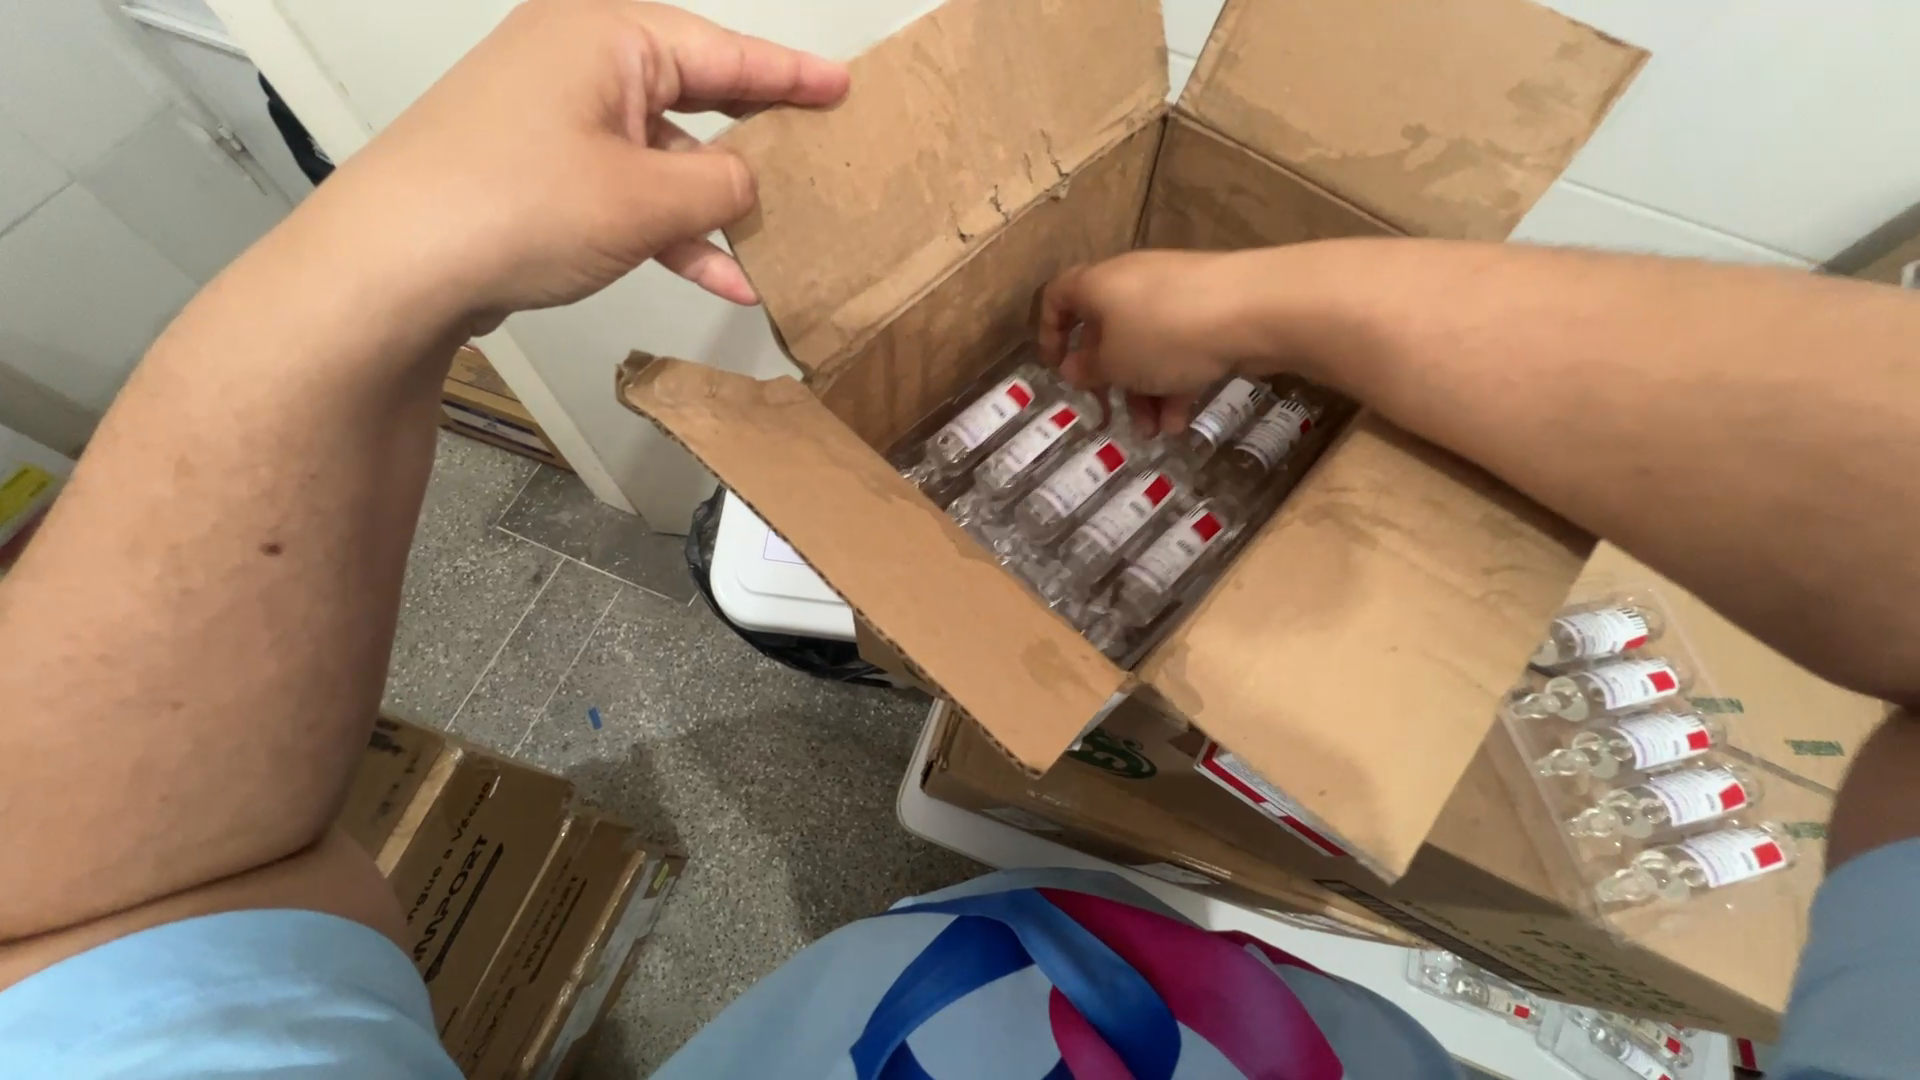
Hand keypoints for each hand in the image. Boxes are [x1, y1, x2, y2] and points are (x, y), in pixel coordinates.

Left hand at [317, 0, 847, 322]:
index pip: (724, 53)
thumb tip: (748, 182)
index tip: (842, 87)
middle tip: (818, 154)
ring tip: (778, 242)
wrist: (404, 262)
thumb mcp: (646, 199)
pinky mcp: (555, 173)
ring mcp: (568, 121)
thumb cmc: (523, 205)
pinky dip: (677, 234)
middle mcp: (588, 65)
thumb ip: (719, 186)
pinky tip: (724, 280)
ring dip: (720, 208)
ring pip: (671, 157)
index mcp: (610, 38)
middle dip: (758, 140)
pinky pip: (637, 194)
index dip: (790, 75)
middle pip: (699, 99)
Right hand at [1038, 251, 1256, 435]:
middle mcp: (1132, 284)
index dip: (1050, 332)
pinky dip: (1174, 384)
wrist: (1254, 309)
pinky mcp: (1209, 312)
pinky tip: (1179, 422)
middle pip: (1107, 333)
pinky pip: (1179, 350)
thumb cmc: (1164, 334)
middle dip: (1109, 381)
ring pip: (1145, 349)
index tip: (1056, 367)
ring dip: (1143, 394)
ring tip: (1154, 432)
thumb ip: (1088, 369)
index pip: (1058, 296)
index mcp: (1098, 285)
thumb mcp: (1114, 363)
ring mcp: (1173, 297)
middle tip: (1110, 413)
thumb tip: (1073, 369)